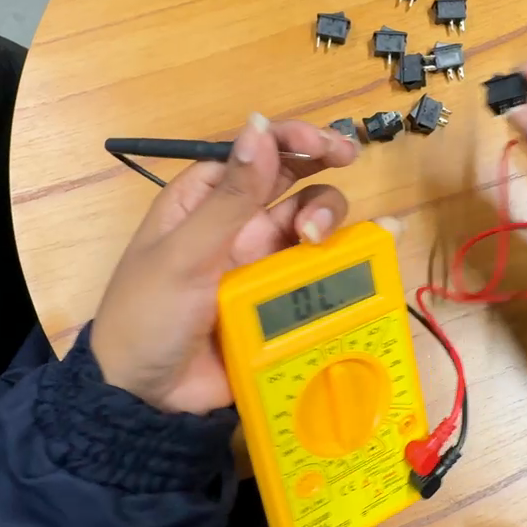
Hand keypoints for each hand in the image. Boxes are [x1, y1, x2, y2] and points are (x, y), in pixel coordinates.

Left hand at [90, 115, 358, 413]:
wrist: (149, 400)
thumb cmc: (149, 315)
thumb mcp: (184, 252)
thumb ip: (229, 196)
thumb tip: (259, 127)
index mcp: (203, 199)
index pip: (252, 150)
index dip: (288, 137)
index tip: (322, 143)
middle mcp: (239, 221)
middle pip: (291, 175)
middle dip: (321, 160)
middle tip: (348, 158)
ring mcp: (265, 258)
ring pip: (312, 217)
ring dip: (325, 214)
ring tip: (315, 238)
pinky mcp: (285, 296)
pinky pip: (323, 267)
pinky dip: (350, 254)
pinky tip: (377, 247)